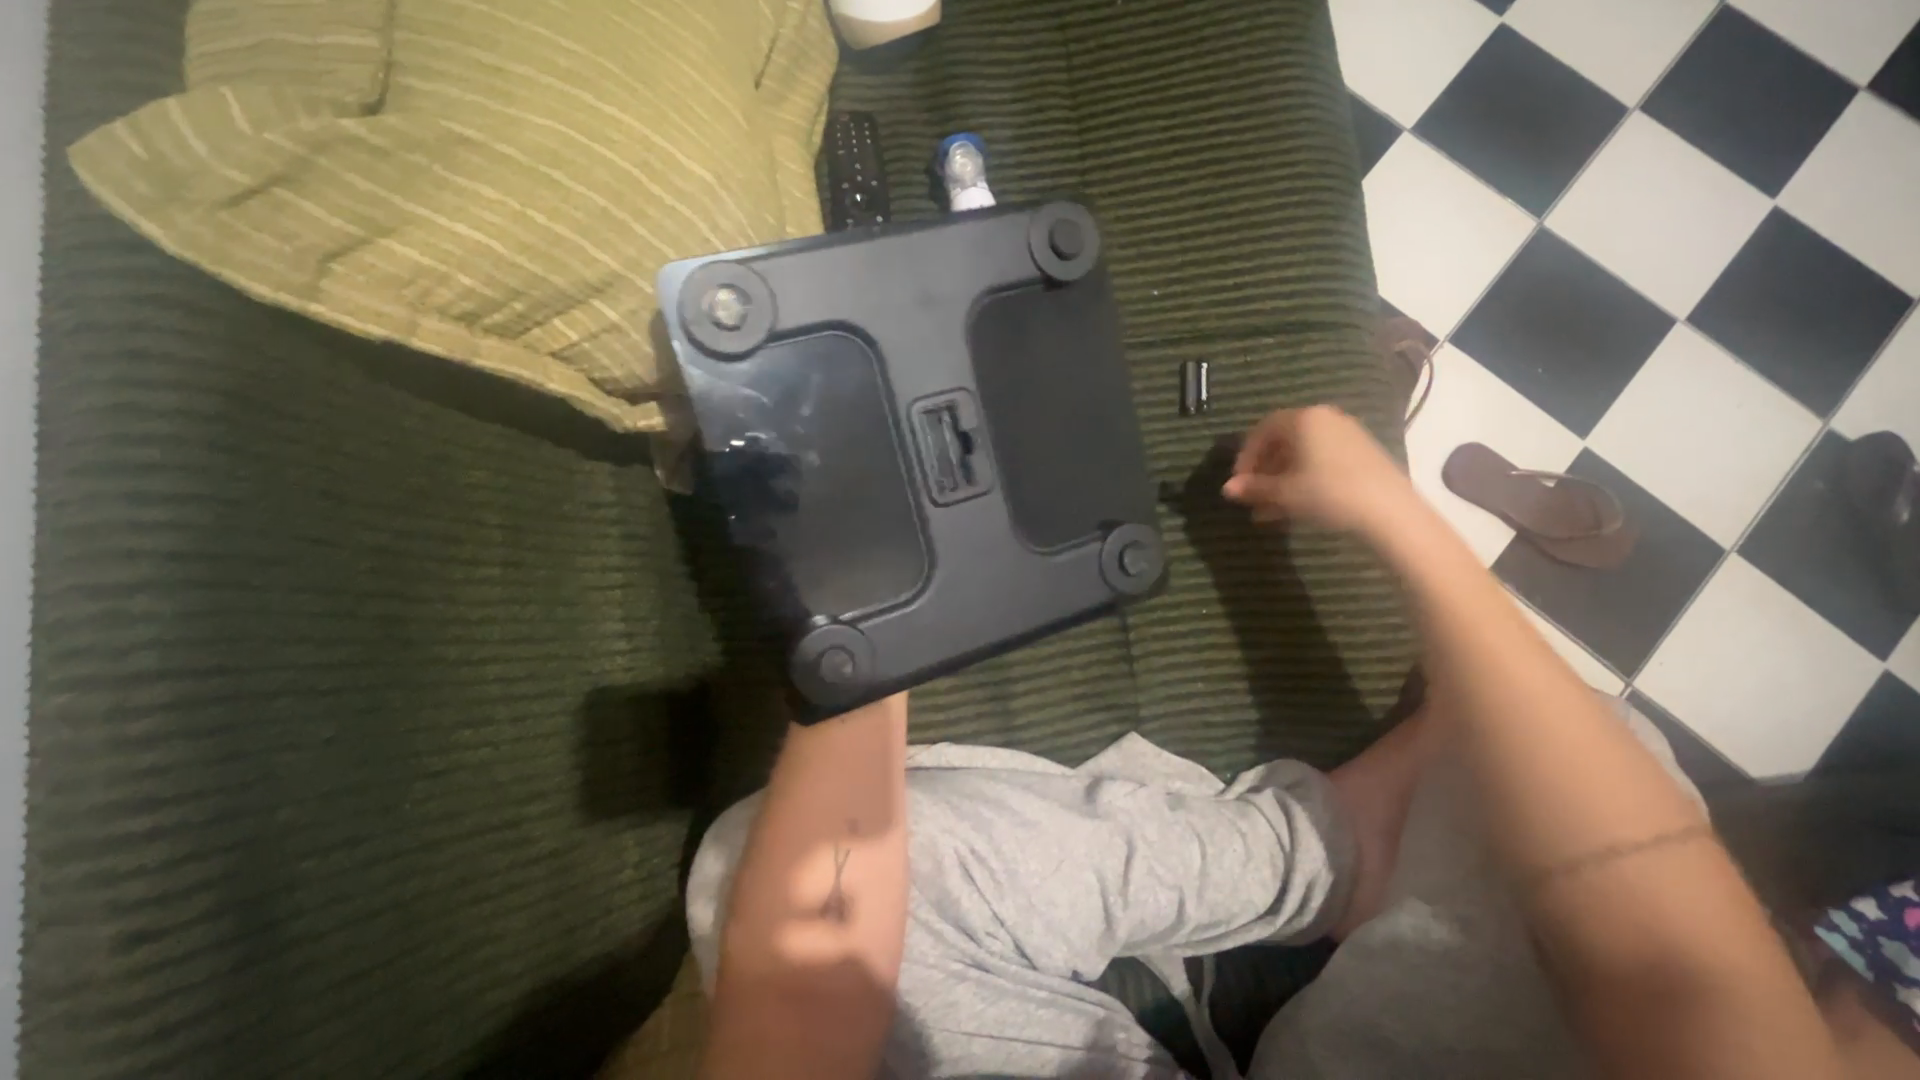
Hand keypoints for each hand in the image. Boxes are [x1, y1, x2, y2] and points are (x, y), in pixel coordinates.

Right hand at [1221, 405, 1415, 532]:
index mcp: (1303, 419)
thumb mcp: (1284, 493)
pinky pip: (1322, 460)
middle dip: (1264, 471)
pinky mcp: (1362, 453)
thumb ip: (1253, 488)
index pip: (1262, 430)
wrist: (1389, 510)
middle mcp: (1325, 418)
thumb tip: (1227, 489)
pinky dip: (1305, 479)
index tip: (1239, 482)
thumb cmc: (1328, 493)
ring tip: (1272, 510)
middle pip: (1283, 441)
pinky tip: (1299, 505)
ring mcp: (1347, 434)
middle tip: (1254, 498)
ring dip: (1283, 480)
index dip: (1245, 456)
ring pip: (1302, 454)